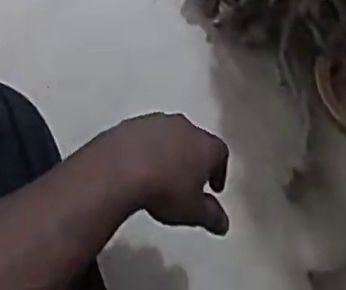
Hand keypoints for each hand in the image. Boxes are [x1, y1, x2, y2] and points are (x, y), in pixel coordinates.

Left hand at [87, 113, 229, 234]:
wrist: (123, 166)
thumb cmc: (166, 190)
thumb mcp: (193, 212)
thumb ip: (211, 216)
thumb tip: (223, 223)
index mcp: (205, 145)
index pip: (220, 153)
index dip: (219, 170)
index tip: (213, 188)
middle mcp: (184, 126)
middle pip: (195, 140)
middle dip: (194, 159)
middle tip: (189, 182)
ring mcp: (158, 121)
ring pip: (171, 135)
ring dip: (170, 152)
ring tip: (163, 176)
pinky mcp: (134, 123)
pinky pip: (148, 136)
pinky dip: (149, 149)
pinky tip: (141, 168)